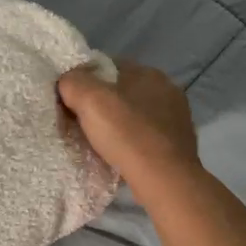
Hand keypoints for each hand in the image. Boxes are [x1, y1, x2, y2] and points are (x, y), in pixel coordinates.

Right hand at [57, 59, 200, 189]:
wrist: (164, 179)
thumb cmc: (126, 134)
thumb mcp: (89, 100)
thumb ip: (72, 82)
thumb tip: (67, 81)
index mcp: (148, 73)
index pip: (108, 66)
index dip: (85, 79)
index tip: (69, 98)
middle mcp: (167, 89)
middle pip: (122, 90)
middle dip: (101, 102)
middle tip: (80, 120)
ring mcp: (177, 116)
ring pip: (135, 112)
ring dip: (118, 121)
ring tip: (98, 138)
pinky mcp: (179, 141)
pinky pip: (146, 133)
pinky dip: (131, 139)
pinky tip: (120, 151)